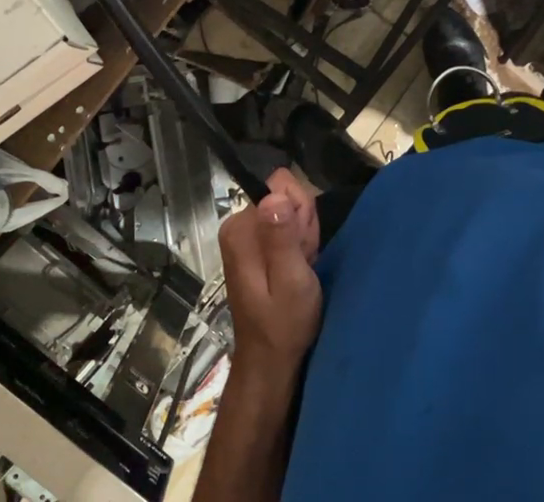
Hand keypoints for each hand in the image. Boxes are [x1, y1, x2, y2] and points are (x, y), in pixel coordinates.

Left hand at [218, 168, 321, 367]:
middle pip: (285, 196)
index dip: (300, 212)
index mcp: (241, 229)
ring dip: (303, 237)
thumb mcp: (291, 280)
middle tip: (303, 260)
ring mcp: (248, 235)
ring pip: (290, 211)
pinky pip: (288, 226)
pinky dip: (300, 245)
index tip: (302, 243)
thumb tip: (274, 194)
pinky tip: (300, 266)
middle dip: (302, 226)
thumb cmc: (283, 323)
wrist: (271, 357)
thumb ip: (281, 236)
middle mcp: (239, 226)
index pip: (280, 186)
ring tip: (302, 266)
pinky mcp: (258, 245)